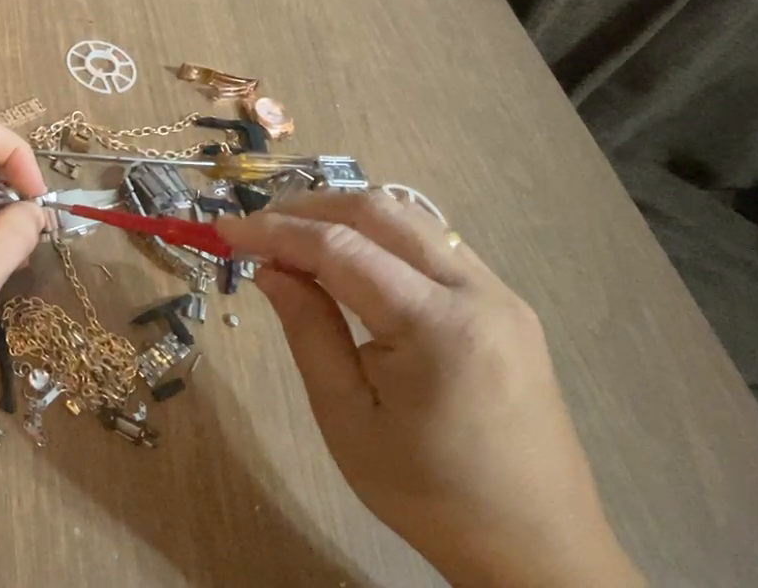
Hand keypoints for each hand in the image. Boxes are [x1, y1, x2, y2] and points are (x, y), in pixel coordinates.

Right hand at [218, 191, 643, 587]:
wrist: (537, 550)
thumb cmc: (428, 492)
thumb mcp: (346, 415)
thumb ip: (307, 329)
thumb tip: (267, 268)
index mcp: (439, 326)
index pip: (338, 247)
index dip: (272, 230)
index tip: (221, 229)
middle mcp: (478, 293)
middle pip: (380, 211)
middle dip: (308, 207)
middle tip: (254, 228)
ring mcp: (500, 296)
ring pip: (410, 219)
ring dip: (343, 215)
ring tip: (290, 239)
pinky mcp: (504, 308)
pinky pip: (432, 246)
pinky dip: (378, 237)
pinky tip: (344, 263)